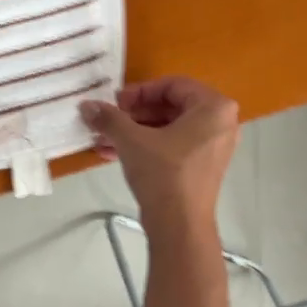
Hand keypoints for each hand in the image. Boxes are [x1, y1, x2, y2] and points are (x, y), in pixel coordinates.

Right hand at [80, 77, 240, 233]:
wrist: (179, 221)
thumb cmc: (163, 173)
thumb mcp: (132, 141)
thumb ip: (110, 119)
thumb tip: (86, 105)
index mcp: (213, 107)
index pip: (173, 85)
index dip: (139, 91)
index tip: (113, 104)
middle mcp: (220, 121)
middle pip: (171, 106)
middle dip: (134, 114)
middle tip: (107, 122)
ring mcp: (213, 145)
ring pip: (169, 128)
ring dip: (135, 131)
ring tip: (105, 140)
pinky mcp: (202, 165)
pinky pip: (173, 145)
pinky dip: (147, 146)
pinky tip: (116, 154)